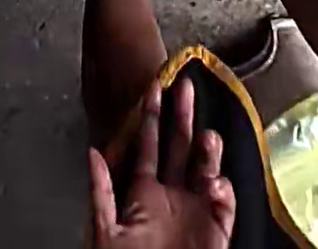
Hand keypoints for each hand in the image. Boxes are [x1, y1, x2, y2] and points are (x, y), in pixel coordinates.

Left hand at [88, 80, 235, 248]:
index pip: (149, 143)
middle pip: (179, 144)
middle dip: (183, 114)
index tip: (155, 84)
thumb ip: (101, 192)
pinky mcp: (216, 230)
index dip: (151, 114)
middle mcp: (172, 193)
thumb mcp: (107, 233)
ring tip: (207, 138)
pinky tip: (214, 184)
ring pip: (204, 167)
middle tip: (185, 84)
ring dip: (207, 150)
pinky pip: (225, 204)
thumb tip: (92, 151)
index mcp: (145, 192)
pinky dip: (222, 190)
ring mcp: (195, 209)